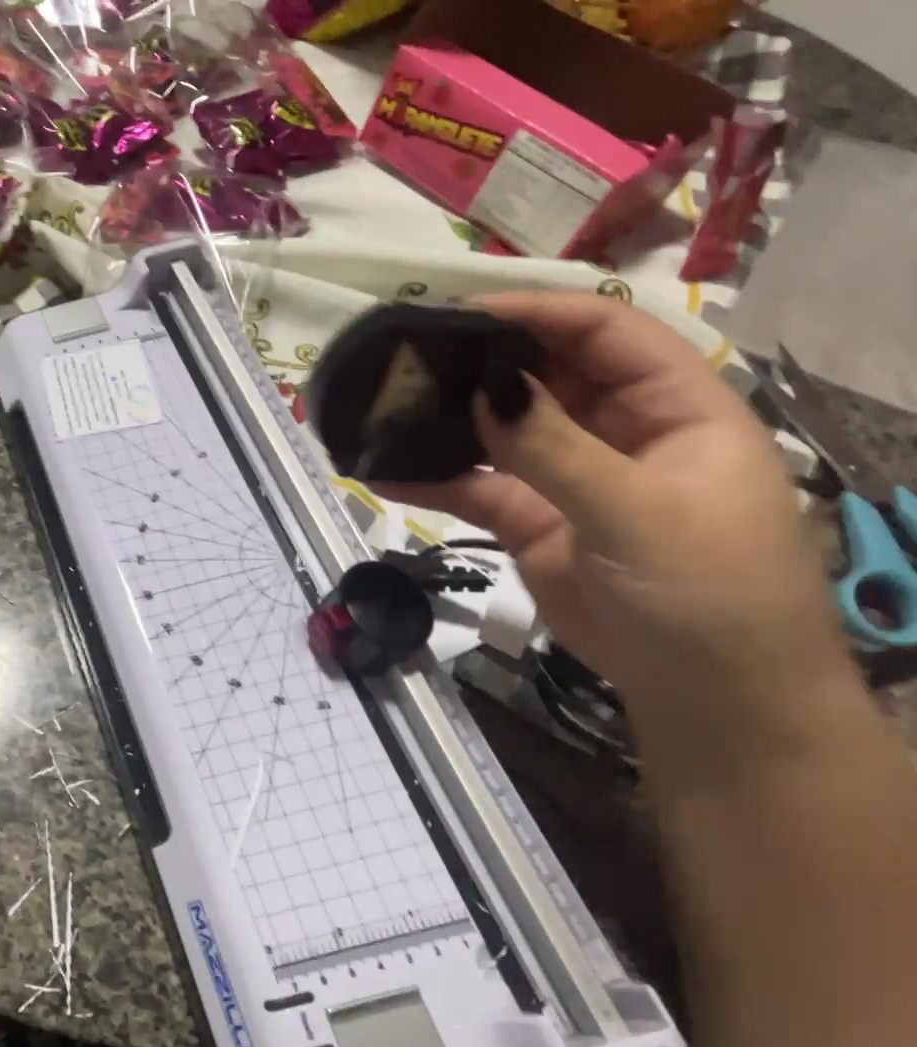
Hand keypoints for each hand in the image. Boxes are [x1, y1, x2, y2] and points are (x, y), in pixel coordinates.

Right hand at [377, 293, 847, 710]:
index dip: (539, 313)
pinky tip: (383, 473)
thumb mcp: (635, 512)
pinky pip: (476, 489)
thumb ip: (556, 449)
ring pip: (502, 429)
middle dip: (481, 362)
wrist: (704, 695)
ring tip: (385, 406)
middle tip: (407, 355)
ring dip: (448, 420)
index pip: (607, 332)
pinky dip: (432, 480)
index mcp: (677, 408)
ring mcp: (571, 477)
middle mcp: (622, 430)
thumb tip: (485, 388)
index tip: (461, 311)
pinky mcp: (533, 522)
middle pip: (545, 373)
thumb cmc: (704, 591)